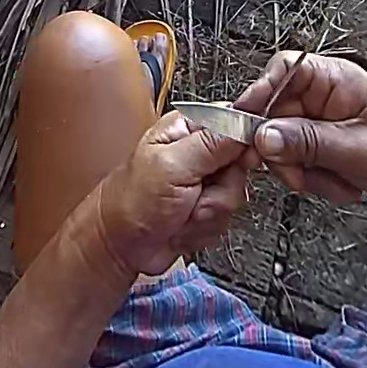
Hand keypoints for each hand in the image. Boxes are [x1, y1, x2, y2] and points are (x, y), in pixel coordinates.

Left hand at [93, 112, 256, 275]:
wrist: (121, 245)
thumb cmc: (133, 200)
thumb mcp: (172, 165)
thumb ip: (211, 143)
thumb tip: (245, 123)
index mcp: (188, 127)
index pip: (235, 121)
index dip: (242, 145)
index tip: (230, 165)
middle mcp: (198, 150)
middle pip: (240, 164)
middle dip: (219, 190)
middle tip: (192, 194)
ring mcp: (203, 180)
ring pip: (234, 195)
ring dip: (208, 212)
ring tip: (182, 211)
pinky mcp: (206, 206)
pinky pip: (226, 218)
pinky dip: (205, 227)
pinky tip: (182, 224)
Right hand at [235, 52, 366, 202]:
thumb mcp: (356, 148)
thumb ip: (306, 142)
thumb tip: (263, 137)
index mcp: (333, 78)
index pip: (281, 71)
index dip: (259, 95)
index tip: (246, 125)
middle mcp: (322, 93)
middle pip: (275, 113)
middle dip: (285, 151)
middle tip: (295, 176)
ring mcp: (321, 117)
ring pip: (283, 140)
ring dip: (302, 169)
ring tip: (334, 181)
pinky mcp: (322, 139)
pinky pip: (298, 156)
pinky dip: (312, 176)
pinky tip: (339, 183)